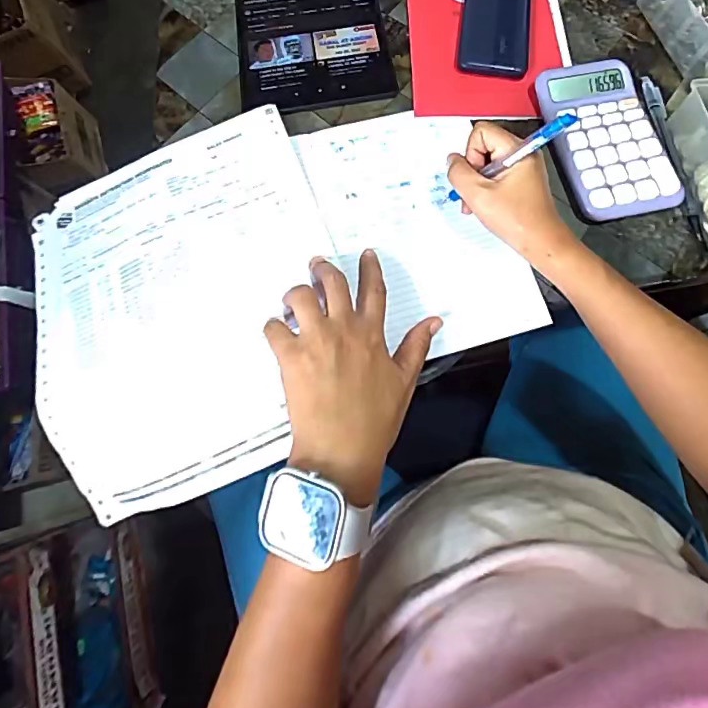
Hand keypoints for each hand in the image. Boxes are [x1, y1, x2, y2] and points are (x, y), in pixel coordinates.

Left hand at [263, 252, 439, 506]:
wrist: (341, 452)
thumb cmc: (374, 421)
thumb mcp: (404, 381)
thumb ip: (416, 346)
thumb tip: (434, 321)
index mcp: (372, 334)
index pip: (373, 289)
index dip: (369, 268)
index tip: (366, 255)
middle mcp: (344, 330)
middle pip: (333, 283)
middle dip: (323, 269)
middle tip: (316, 265)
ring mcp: (315, 341)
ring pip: (301, 296)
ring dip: (296, 293)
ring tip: (293, 300)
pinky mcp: (290, 358)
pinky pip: (275, 327)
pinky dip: (273, 325)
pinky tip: (277, 331)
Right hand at [446, 121, 579, 264]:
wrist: (542, 242)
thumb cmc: (520, 221)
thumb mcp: (477, 194)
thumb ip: (458, 172)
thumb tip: (452, 160)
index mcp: (517, 149)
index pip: (481, 131)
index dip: (471, 153)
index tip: (477, 176)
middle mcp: (523, 153)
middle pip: (483, 146)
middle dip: (473, 170)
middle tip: (475, 193)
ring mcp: (523, 166)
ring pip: (488, 162)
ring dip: (478, 182)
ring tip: (480, 203)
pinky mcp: (522, 178)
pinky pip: (497, 174)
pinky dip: (487, 187)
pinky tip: (487, 204)